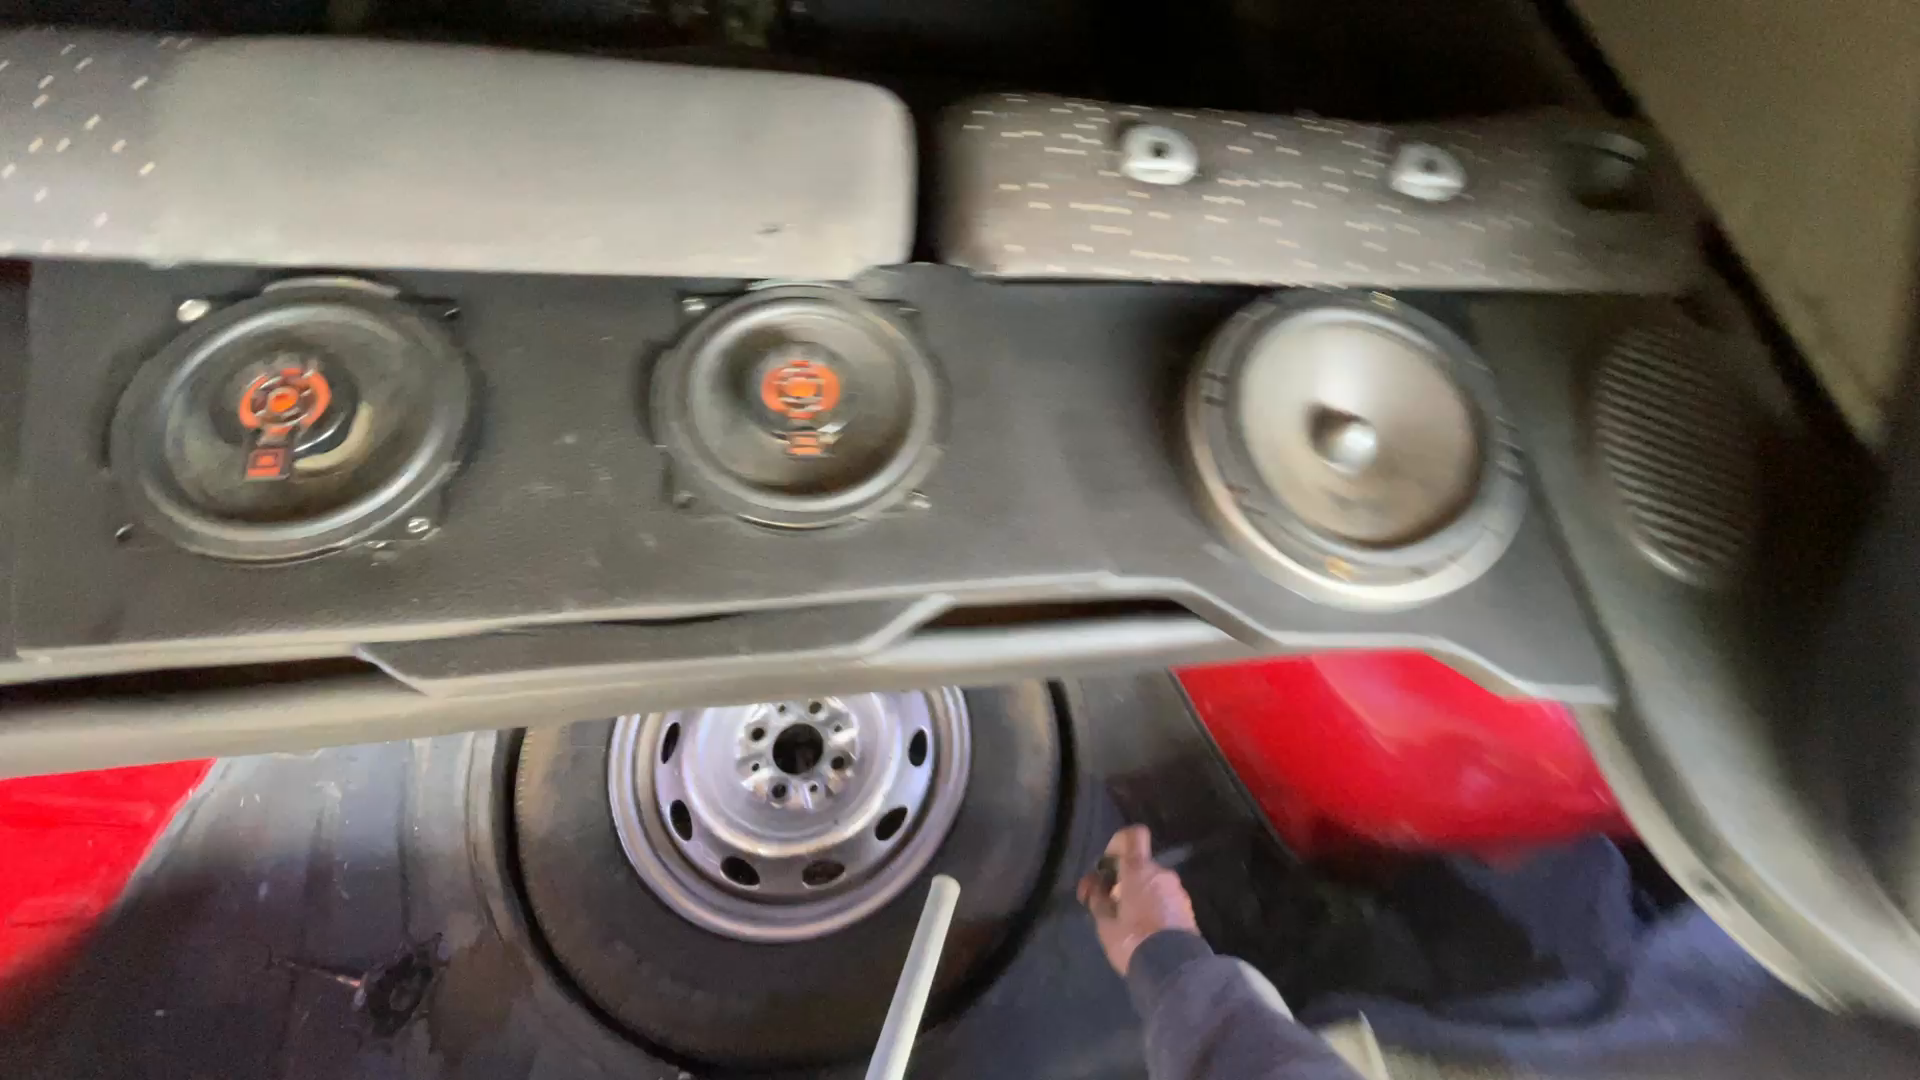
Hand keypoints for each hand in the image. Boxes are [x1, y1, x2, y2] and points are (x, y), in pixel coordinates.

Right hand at [1077, 825, 1199, 975]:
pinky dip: (1154, 906)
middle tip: (1111, 902)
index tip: (1108, 864)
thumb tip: (1094, 883)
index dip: (1119, 842)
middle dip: (1125, 879)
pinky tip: (1145, 930)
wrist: (1175, 972)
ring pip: (1153, 883)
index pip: (1134, 836)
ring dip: (1140, 894)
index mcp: (1139, 870)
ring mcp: (1178, 892)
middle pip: (1141, 865)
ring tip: (1127, 921)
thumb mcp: (1105, 922)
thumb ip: (1097, 897)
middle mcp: (1162, 874)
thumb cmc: (1133, 940)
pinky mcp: (1188, 911)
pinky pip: (1165, 899)